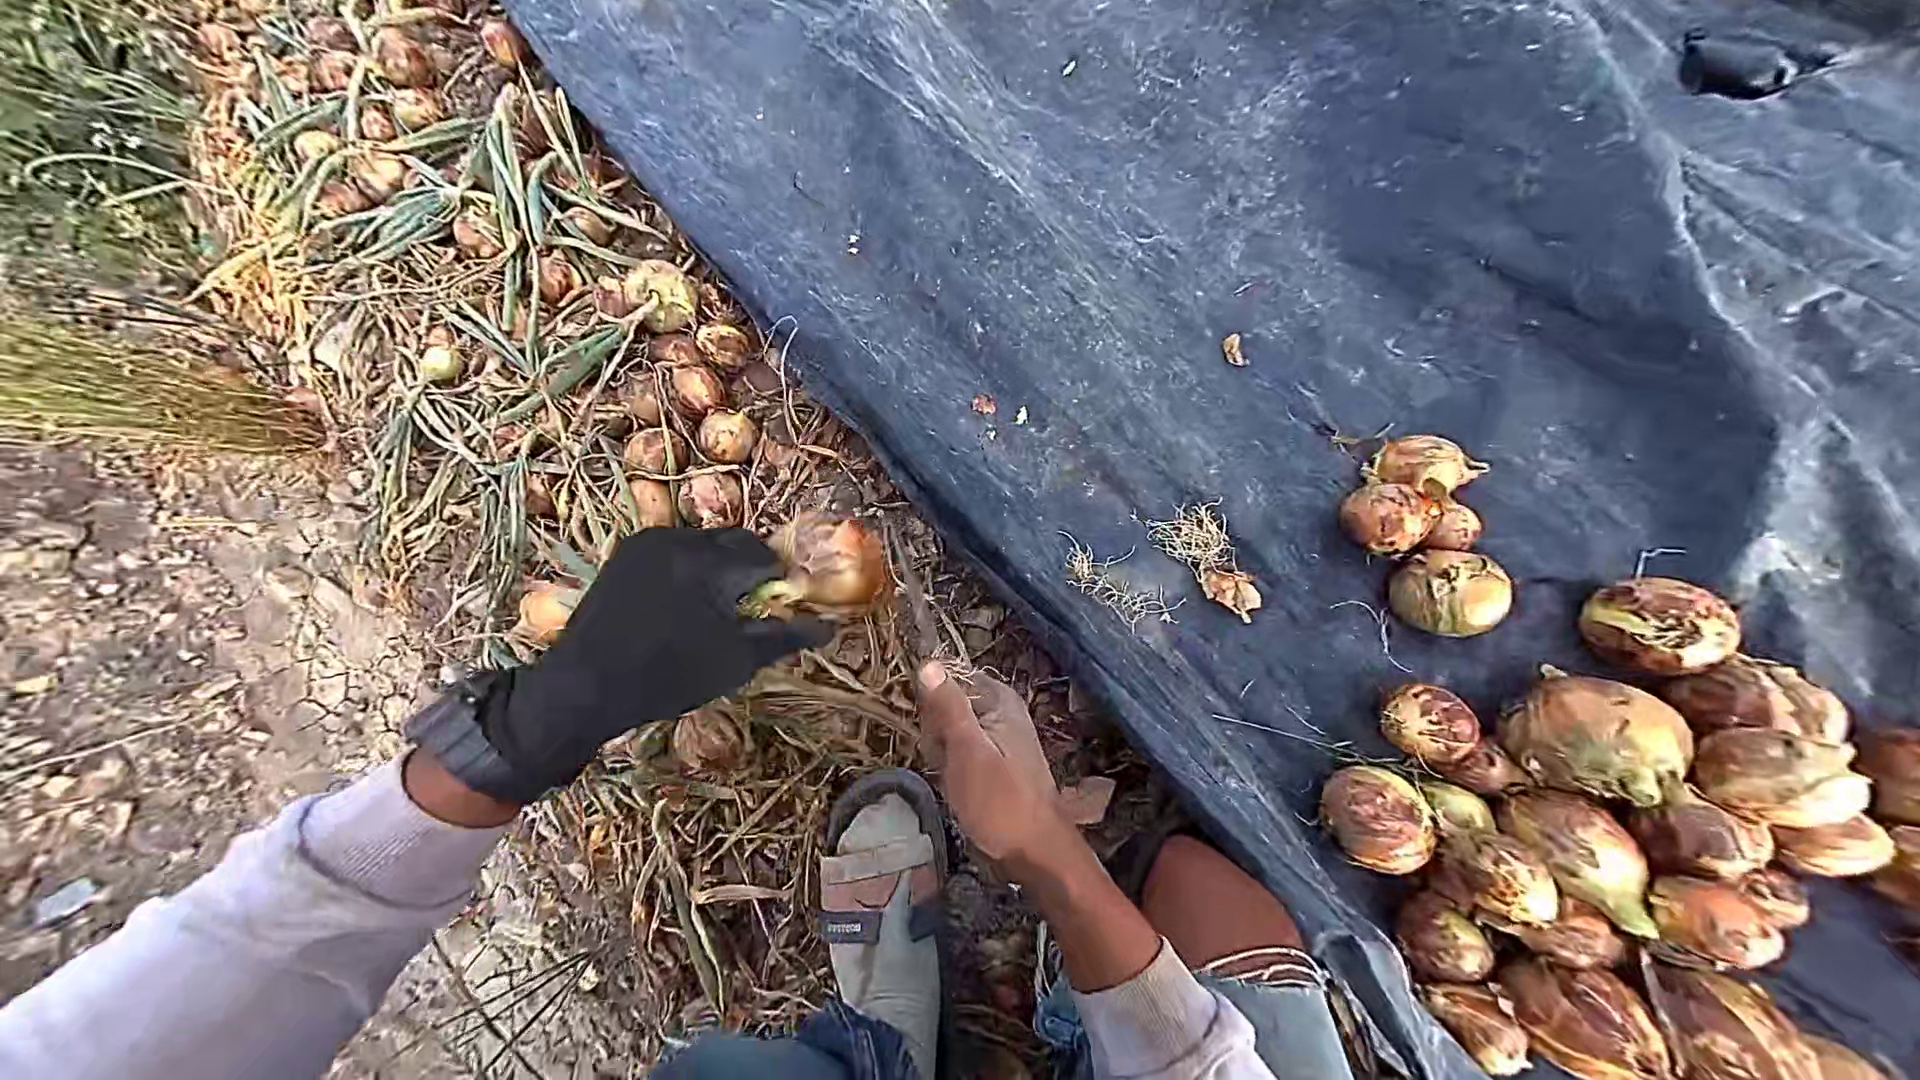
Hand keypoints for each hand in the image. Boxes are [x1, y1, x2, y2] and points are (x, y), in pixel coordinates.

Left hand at [481, 528, 830, 796]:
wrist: (582, 687)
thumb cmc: (668, 676)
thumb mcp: (736, 660)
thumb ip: (785, 636)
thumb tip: (828, 628)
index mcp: (711, 563)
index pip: (767, 558)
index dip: (779, 583)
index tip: (778, 607)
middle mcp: (682, 539)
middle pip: (739, 542)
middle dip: (752, 569)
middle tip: (750, 606)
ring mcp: (651, 541)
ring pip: (709, 542)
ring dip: (723, 564)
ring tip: (716, 604)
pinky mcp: (630, 551)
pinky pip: (679, 547)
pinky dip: (694, 565)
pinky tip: (685, 599)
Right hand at [918, 661, 1161, 989]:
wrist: (1035, 853)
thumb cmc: (1001, 801)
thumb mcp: (967, 750)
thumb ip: (948, 707)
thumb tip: (928, 663)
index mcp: (999, 698)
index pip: (947, 678)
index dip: (932, 702)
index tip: (933, 729)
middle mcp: (1000, 710)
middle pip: (946, 705)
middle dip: (937, 732)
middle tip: (947, 759)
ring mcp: (998, 736)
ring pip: (949, 732)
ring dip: (942, 753)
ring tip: (954, 777)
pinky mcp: (994, 760)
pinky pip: (959, 752)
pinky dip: (952, 767)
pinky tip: (957, 785)